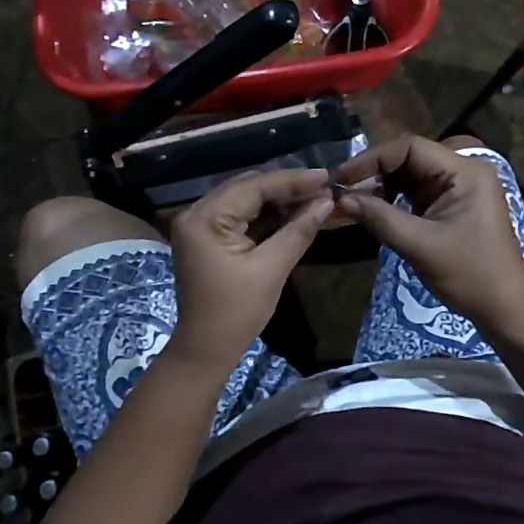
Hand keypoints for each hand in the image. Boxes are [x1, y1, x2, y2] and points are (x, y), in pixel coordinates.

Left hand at [169, 168, 333, 369]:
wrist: (206, 347)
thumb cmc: (237, 311)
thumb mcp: (272, 269)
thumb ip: (298, 230)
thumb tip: (326, 201)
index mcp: (205, 218)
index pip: (254, 186)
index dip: (293, 180)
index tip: (326, 176)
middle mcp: (197, 213)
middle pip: (248, 187)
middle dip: (286, 187)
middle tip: (323, 187)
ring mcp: (200, 225)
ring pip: (245, 199)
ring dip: (278, 199)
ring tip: (314, 197)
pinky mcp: (207, 237)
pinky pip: (239, 215)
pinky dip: (266, 214)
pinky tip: (292, 212)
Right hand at [335, 136, 523, 322]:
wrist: (503, 306)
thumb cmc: (469, 274)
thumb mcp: (420, 245)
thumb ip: (380, 218)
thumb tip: (341, 200)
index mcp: (465, 171)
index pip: (410, 148)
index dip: (372, 159)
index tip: (342, 178)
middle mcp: (462, 171)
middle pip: (408, 158)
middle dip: (373, 173)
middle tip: (341, 192)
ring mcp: (457, 188)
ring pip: (409, 175)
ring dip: (380, 187)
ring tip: (350, 202)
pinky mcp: (450, 206)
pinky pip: (415, 193)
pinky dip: (392, 200)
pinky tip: (370, 210)